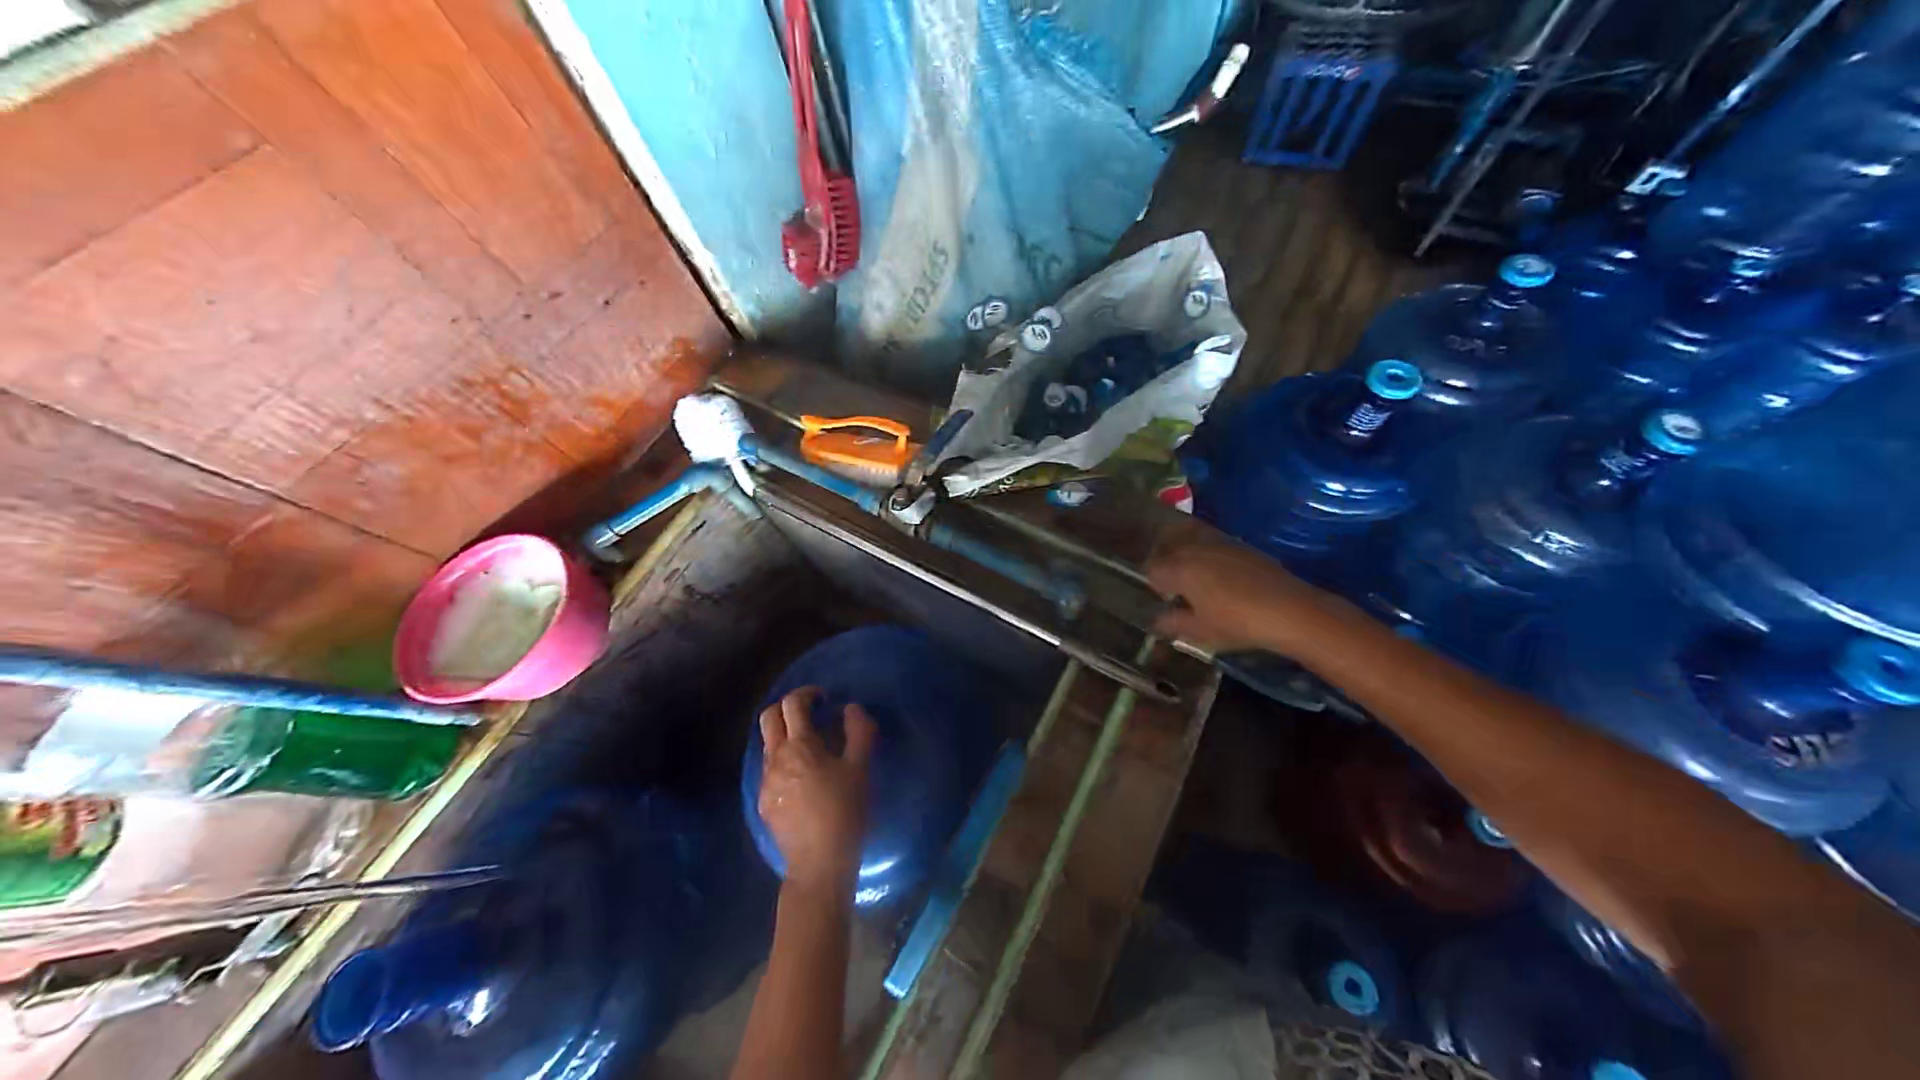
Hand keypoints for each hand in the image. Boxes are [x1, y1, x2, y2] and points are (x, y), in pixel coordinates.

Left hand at [757, 686, 875, 894]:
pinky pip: (769, 768)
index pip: (793, 704)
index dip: (807, 693)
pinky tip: (802, 777)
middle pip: (769, 717)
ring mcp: (765, 781)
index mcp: (800, 746)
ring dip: (784, 734)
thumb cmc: (844, 811)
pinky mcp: (763, 802)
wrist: (818, 863)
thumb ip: (858, 732)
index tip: (823, 697)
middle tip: (810, 713)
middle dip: (787, 707)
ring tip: (810, 747)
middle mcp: (775, 758)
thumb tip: (850, 708)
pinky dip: (783, 760)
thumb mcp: (861, 768)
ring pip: (767, 744)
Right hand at [1147, 521, 1330, 653]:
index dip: (1153, 584)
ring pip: (1190, 540)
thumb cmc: (1237, 623)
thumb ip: (1173, 623)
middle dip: (1165, 564)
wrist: (1289, 611)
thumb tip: (1158, 620)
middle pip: (1169, 549)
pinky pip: (1212, 543)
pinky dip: (1206, 553)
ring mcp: (1220, 543)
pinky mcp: (1241, 546)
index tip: (1162, 599)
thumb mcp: (1200, 631)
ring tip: (1192, 576)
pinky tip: (1218, 574)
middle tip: (1172, 587)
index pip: (1153, 570)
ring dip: (1185, 553)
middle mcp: (1195, 549)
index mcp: (1180, 568)